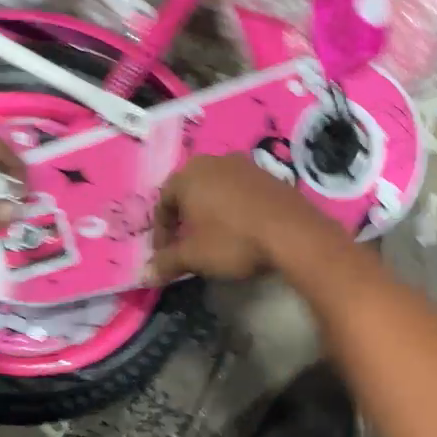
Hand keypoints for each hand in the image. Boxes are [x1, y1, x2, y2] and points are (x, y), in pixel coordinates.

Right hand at [148, 155, 341, 282]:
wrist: (292, 233)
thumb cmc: (233, 240)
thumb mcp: (194, 256)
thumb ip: (166, 263)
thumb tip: (144, 275)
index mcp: (188, 174)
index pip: (162, 203)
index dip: (160, 233)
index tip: (164, 257)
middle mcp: (214, 161)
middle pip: (189, 192)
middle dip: (184, 220)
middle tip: (186, 246)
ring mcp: (245, 165)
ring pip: (215, 190)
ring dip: (209, 214)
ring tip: (213, 240)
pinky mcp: (269, 175)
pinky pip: (240, 192)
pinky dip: (233, 210)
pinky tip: (241, 231)